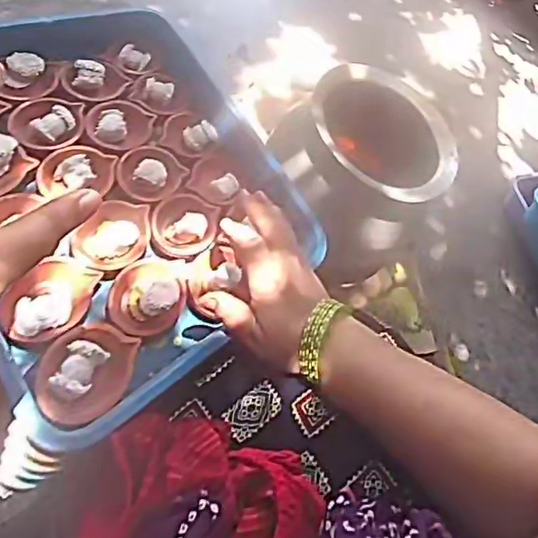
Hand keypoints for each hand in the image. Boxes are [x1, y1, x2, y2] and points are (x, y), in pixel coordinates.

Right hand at [192, 193, 327, 374]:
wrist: (329, 344)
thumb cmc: (287, 341)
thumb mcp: (252, 333)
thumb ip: (230, 312)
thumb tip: (209, 296)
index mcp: (266, 276)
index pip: (250, 244)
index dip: (236, 231)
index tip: (223, 221)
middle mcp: (283, 261)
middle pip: (270, 226)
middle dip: (257, 208)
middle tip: (244, 192)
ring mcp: (298, 261)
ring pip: (283, 228)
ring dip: (271, 211)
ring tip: (261, 198)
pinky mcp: (308, 266)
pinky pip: (291, 235)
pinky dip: (282, 223)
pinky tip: (278, 222)